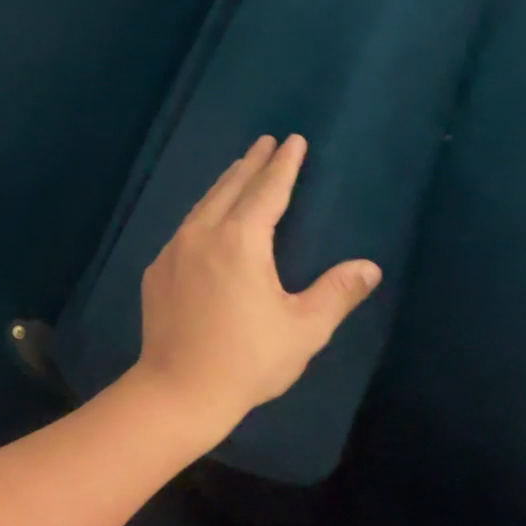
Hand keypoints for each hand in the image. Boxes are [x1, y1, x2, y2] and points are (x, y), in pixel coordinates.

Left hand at [126, 134, 380, 450]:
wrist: (178, 386)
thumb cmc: (248, 358)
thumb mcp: (303, 328)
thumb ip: (336, 292)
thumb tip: (368, 267)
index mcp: (240, 241)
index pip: (267, 192)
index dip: (283, 166)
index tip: (293, 140)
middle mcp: (202, 234)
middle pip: (230, 188)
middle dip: (251, 164)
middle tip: (266, 142)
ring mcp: (173, 250)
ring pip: (202, 205)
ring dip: (224, 185)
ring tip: (238, 170)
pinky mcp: (157, 269)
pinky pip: (184, 228)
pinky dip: (202, 213)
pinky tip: (206, 219)